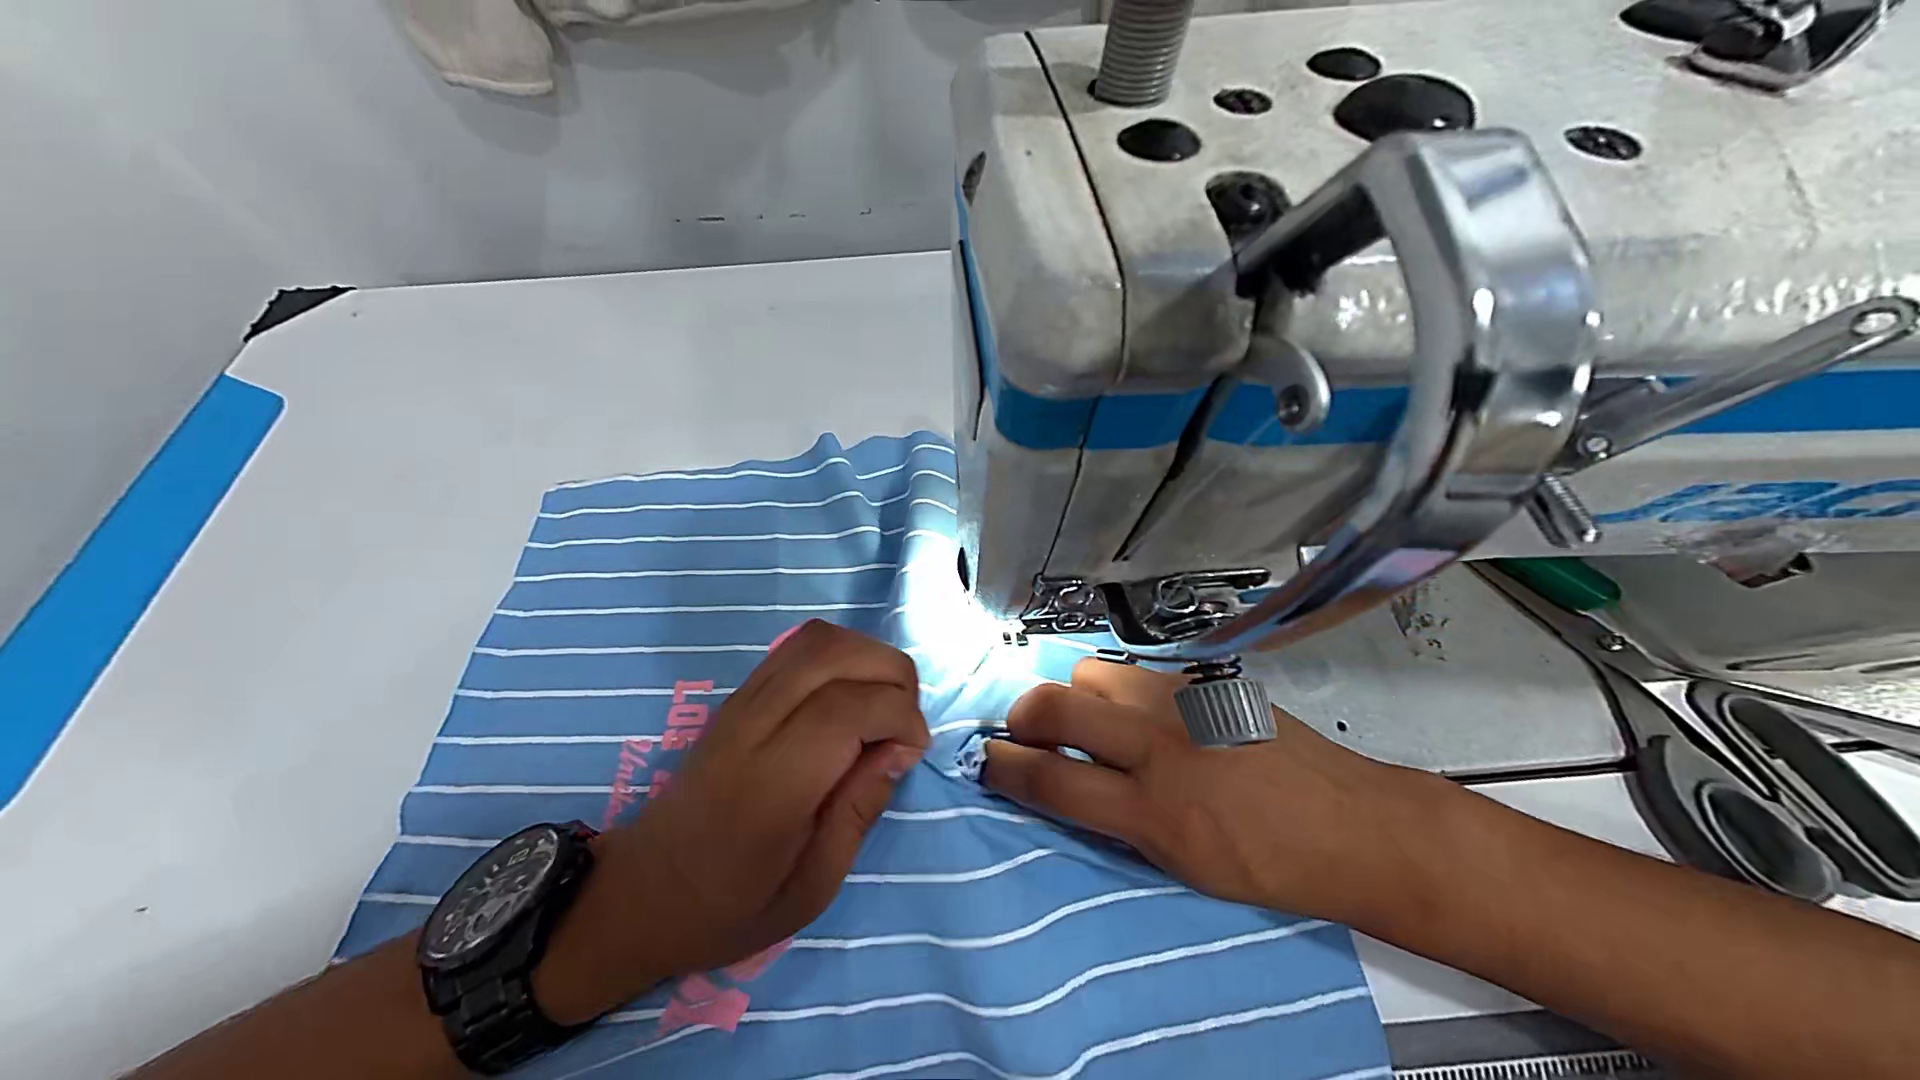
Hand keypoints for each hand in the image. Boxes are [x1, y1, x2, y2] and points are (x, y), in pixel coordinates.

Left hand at [533, 621, 928, 1022]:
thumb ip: (859, 809)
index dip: (899, 715)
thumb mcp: (811, 887)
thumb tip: (902, 747)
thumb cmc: (731, 906)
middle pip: (834, 655)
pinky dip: (840, 655)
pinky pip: (797, 647)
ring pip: (817, 639)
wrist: (643, 891)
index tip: (914, 750)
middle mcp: (751, 728)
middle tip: (906, 724)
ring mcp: (739, 702)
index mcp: (770, 787)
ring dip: (868, 657)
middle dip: (893, 675)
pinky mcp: (738, 695)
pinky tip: (852, 695)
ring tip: (885, 705)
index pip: (845, 710)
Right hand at [983, 658, 1431, 922]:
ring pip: (1090, 672)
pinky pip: (1134, 671)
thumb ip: (1113, 821)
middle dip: (1022, 717)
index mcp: (1152, 810)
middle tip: (1026, 734)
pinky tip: (1141, 715)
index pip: (1050, 781)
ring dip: (1074, 696)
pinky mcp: (1204, 680)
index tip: (987, 762)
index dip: (1004, 769)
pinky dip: (1118, 690)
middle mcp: (1158, 746)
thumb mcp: (1179, 864)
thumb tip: (1062, 788)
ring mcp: (1181, 702)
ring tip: (1090, 722)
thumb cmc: (1267, 864)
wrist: (1352, 825)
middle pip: (1054, 706)